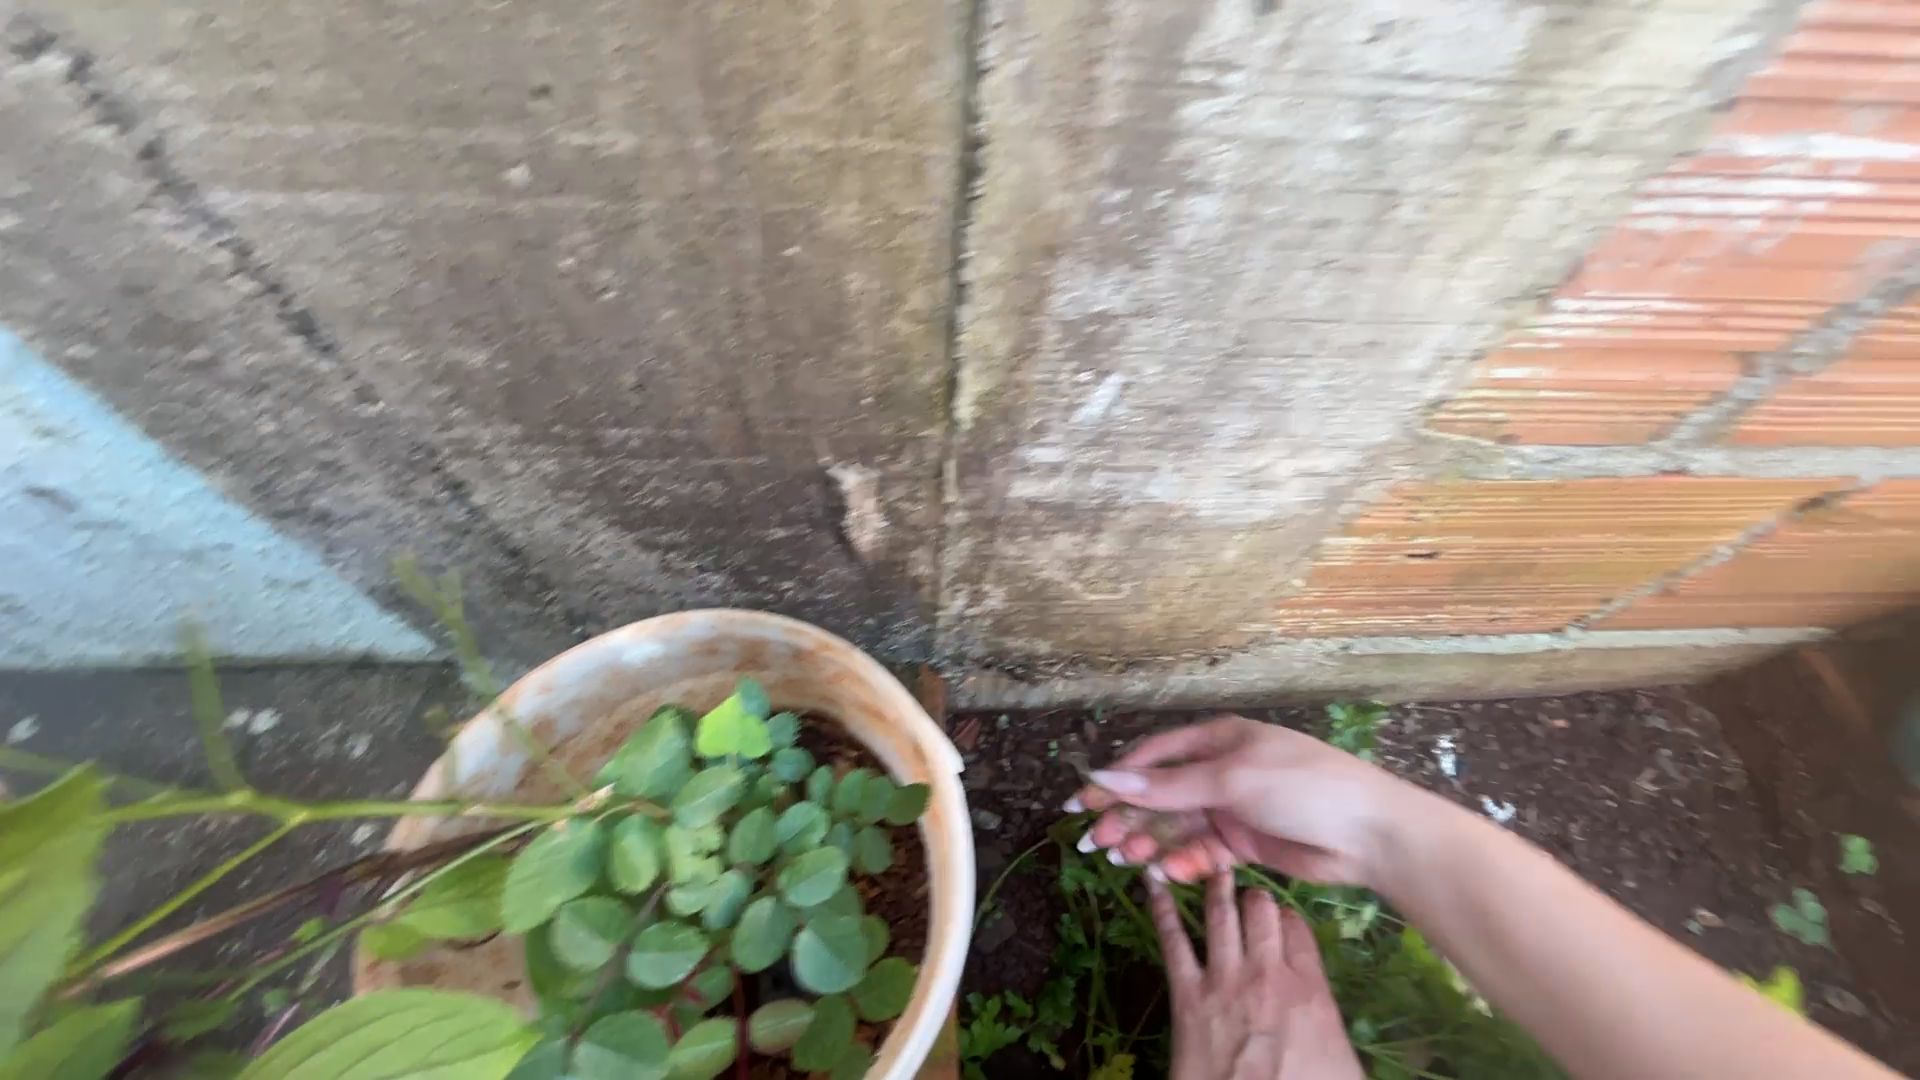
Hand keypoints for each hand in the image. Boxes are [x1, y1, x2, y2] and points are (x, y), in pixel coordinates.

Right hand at [1072, 715, 1427, 885]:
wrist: (1372, 834)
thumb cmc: (1300, 785)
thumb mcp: (1230, 779)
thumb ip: (1167, 785)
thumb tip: (1104, 778)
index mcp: (1215, 740)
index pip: (1152, 757)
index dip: (1117, 778)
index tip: (1083, 801)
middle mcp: (1217, 771)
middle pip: (1160, 794)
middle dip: (1128, 816)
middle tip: (1096, 842)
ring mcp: (1230, 807)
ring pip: (1177, 826)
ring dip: (1150, 841)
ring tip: (1124, 859)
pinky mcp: (1244, 843)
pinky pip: (1202, 851)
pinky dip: (1183, 861)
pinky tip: (1167, 872)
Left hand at [1151, 872, 1364, 1079]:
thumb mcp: (1346, 1073)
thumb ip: (1337, 1037)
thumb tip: (1343, 1037)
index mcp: (1311, 992)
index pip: (1299, 931)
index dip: (1289, 918)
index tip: (1283, 916)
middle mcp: (1266, 973)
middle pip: (1260, 911)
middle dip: (1254, 896)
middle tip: (1248, 889)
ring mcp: (1223, 979)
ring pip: (1219, 913)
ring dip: (1216, 887)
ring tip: (1213, 867)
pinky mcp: (1186, 993)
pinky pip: (1172, 940)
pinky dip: (1161, 908)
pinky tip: (1153, 883)